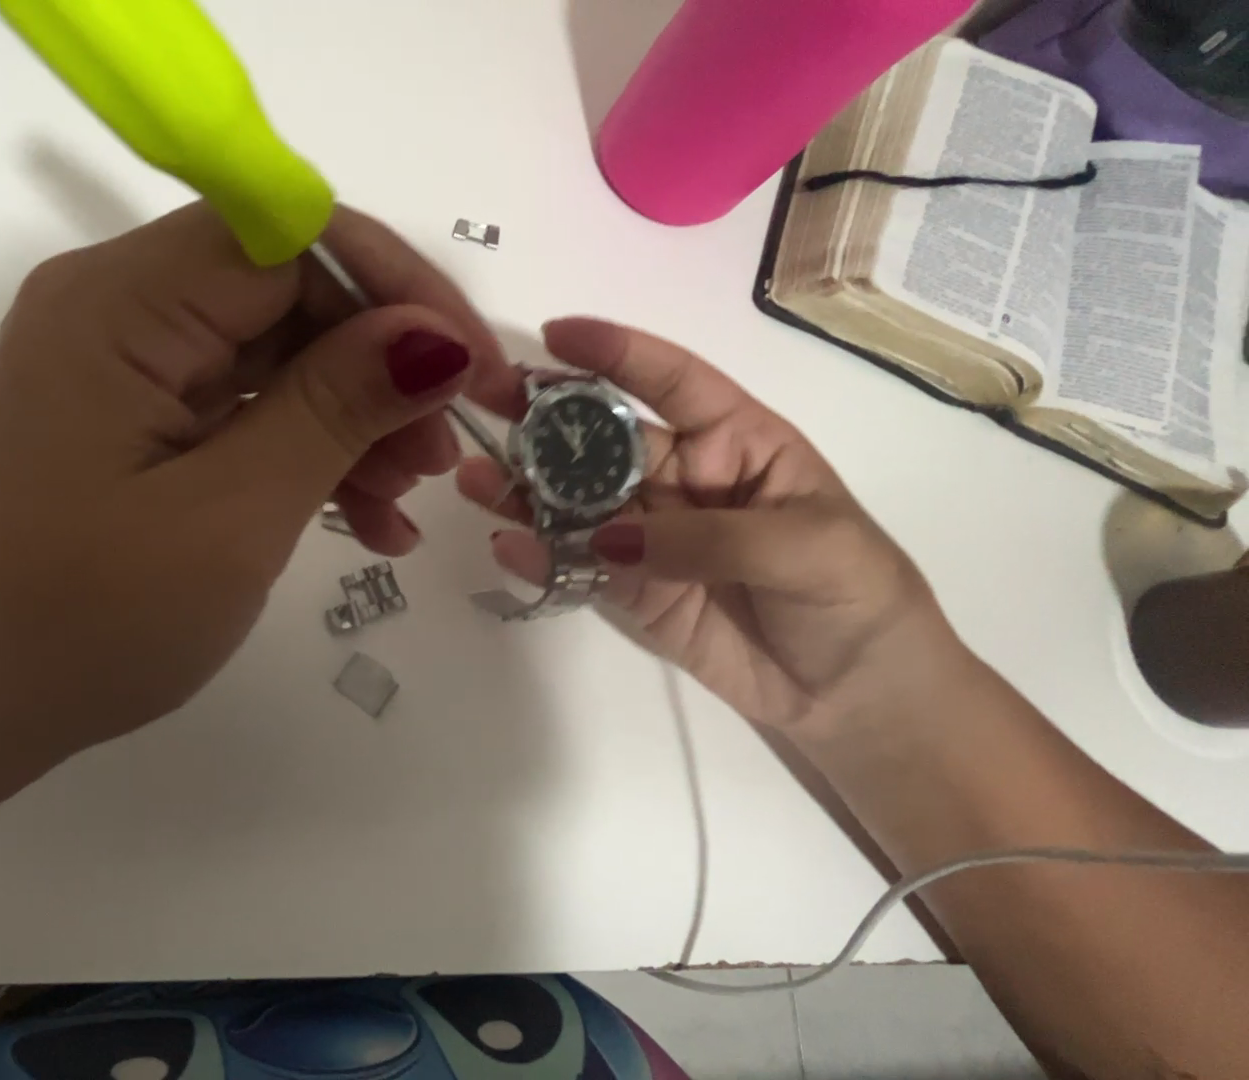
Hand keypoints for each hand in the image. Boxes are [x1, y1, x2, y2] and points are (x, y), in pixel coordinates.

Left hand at [0, 202, 504, 763]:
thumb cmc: (93, 623)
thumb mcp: (232, 516)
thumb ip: (334, 410)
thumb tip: (436, 337)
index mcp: (114, 304)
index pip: (284, 236)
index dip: (393, 286)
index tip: (469, 364)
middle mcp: (110, 308)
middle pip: (283, 293)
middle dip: (377, 367)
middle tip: (444, 451)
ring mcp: (120, 366)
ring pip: (272, 356)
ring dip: (351, 419)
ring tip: (406, 500)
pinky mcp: (132, 418)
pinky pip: (239, 408)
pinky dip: (304, 453)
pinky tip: (363, 519)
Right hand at [458, 318, 959, 736]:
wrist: (855, 696)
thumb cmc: (857, 600)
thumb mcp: (810, 549)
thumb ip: (708, 537)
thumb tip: (606, 537)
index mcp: (737, 442)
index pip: (673, 381)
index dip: (616, 354)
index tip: (554, 335)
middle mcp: (681, 478)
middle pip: (602, 440)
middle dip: (544, 419)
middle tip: (481, 400)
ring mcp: (648, 534)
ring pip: (575, 502)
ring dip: (524, 488)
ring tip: (472, 478)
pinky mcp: (628, 587)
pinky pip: (575, 564)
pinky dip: (539, 555)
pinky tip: (505, 544)